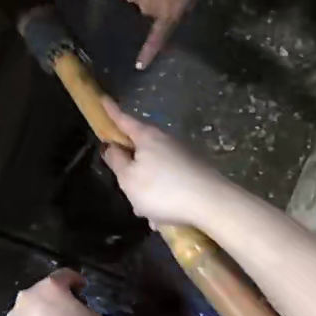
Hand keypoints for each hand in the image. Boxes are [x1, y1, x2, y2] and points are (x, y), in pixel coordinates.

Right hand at [100, 98, 233, 228]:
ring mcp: (183, 155)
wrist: (212, 204)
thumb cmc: (162, 190)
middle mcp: (166, 141)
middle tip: (122, 180)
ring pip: (155, 168)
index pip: (124, 119)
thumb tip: (111, 146)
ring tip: (144, 210)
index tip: (103, 99)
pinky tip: (161, 217)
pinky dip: (162, 196)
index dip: (111, 111)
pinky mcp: (195, 171)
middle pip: (141, 147)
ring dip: (147, 187)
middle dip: (130, 163)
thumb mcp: (128, 179)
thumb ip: (116, 161)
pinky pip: (169, 182)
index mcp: (147, 137)